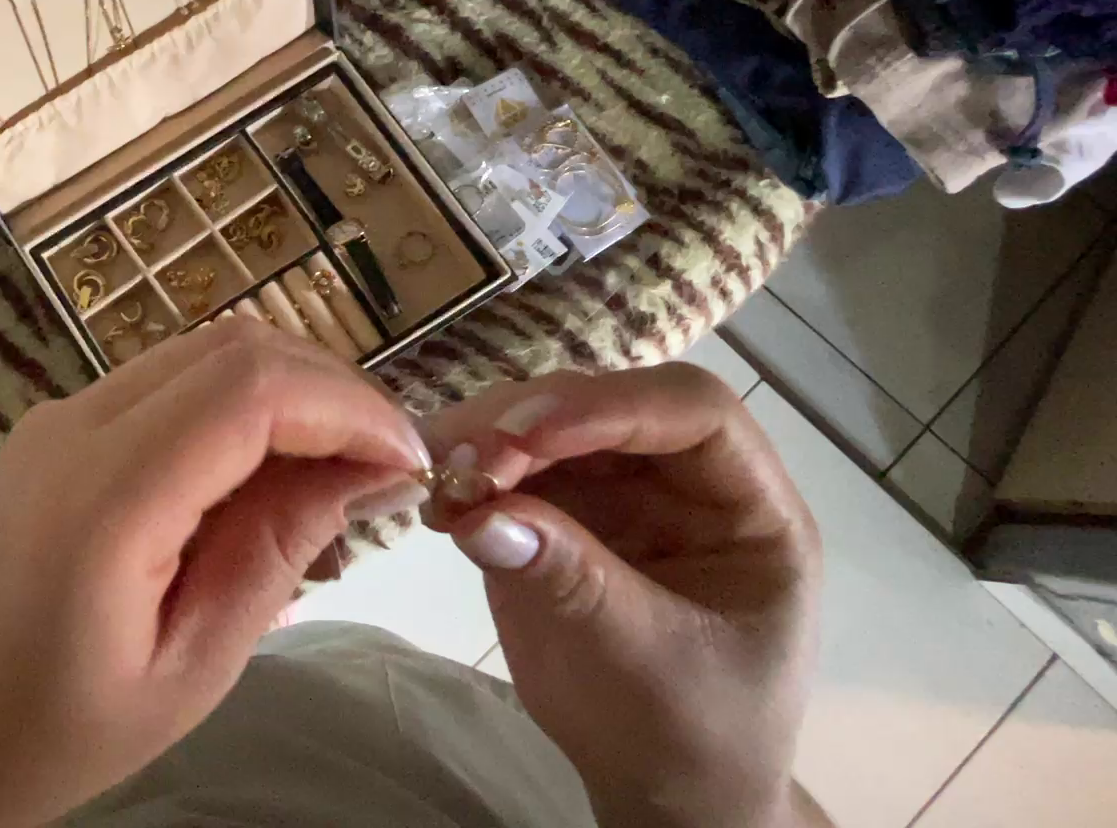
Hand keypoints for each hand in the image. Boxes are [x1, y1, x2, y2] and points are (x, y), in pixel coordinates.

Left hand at [0, 320, 432, 826]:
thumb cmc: (56, 729)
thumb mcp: (193, 664)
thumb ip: (278, 549)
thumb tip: (368, 469)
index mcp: (103, 497)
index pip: (249, 391)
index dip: (347, 406)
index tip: (406, 459)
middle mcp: (74, 425)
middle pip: (231, 348)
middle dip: (328, 388)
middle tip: (380, 460)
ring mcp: (59, 413)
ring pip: (202, 352)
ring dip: (285, 390)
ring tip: (333, 464)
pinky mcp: (58, 422)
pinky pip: (167, 381)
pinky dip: (235, 402)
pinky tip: (261, 465)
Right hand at [424, 365, 823, 827]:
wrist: (649, 776)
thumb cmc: (685, 728)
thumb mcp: (644, 660)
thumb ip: (570, 580)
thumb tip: (479, 516)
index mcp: (744, 505)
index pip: (690, 410)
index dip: (609, 406)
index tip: (524, 438)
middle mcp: (673, 475)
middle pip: (598, 402)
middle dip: (524, 423)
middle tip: (462, 465)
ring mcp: (607, 484)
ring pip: (536, 420)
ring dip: (479, 439)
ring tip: (436, 483)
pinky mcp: (547, 502)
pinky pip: (498, 463)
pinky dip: (459, 472)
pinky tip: (435, 502)